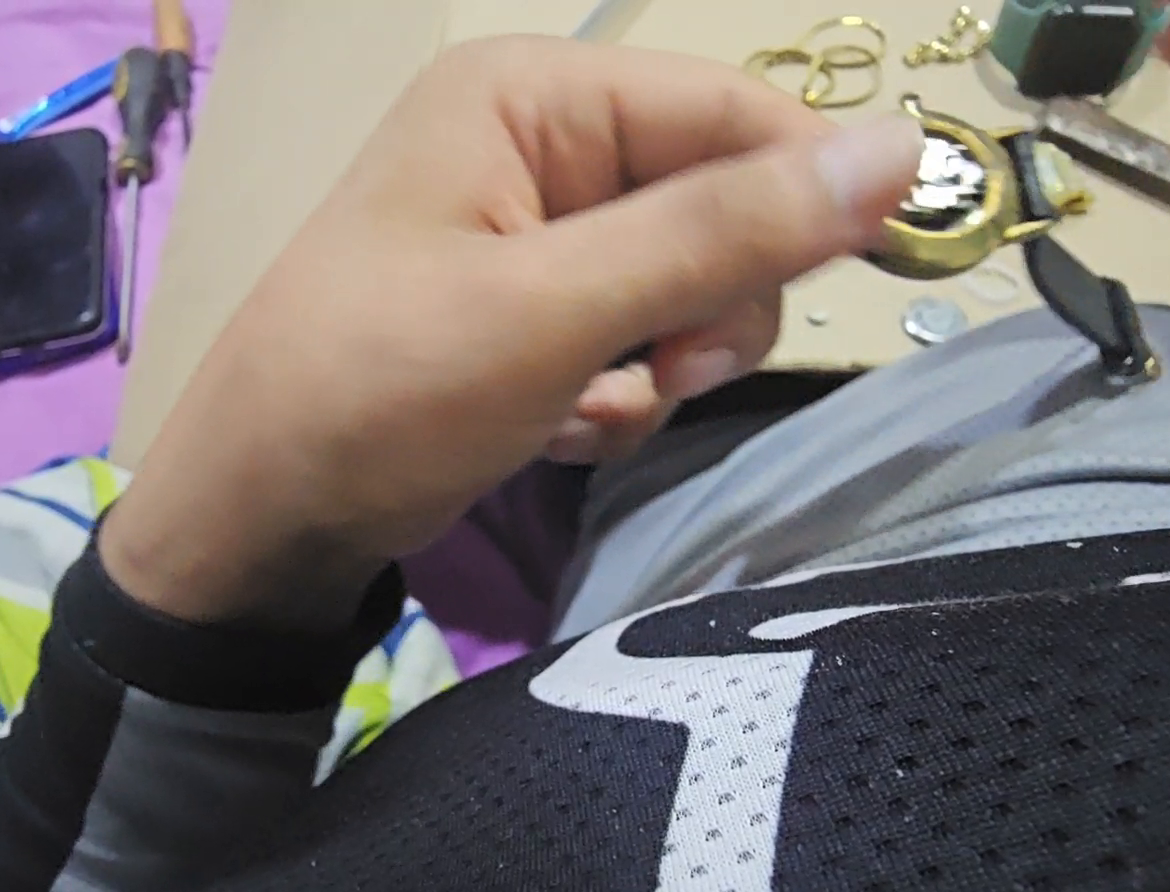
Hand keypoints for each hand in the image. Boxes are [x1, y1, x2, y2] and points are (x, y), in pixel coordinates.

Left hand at [100, 37, 923, 623]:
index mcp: (536, 103)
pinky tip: (558, 431)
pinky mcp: (536, 329)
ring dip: (656, 371)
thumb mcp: (552, 309)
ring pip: (681, 299)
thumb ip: (719, 234)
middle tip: (665, 371)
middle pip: (714, 214)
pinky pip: (632, 354)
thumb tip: (893, 154)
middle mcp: (543, 159)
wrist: (276, 511)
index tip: (832, 284)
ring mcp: (540, 251)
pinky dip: (616, 403)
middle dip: (706, 310)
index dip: (799, 196)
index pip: (730, 115)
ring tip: (584, 411)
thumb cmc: (386, 391)